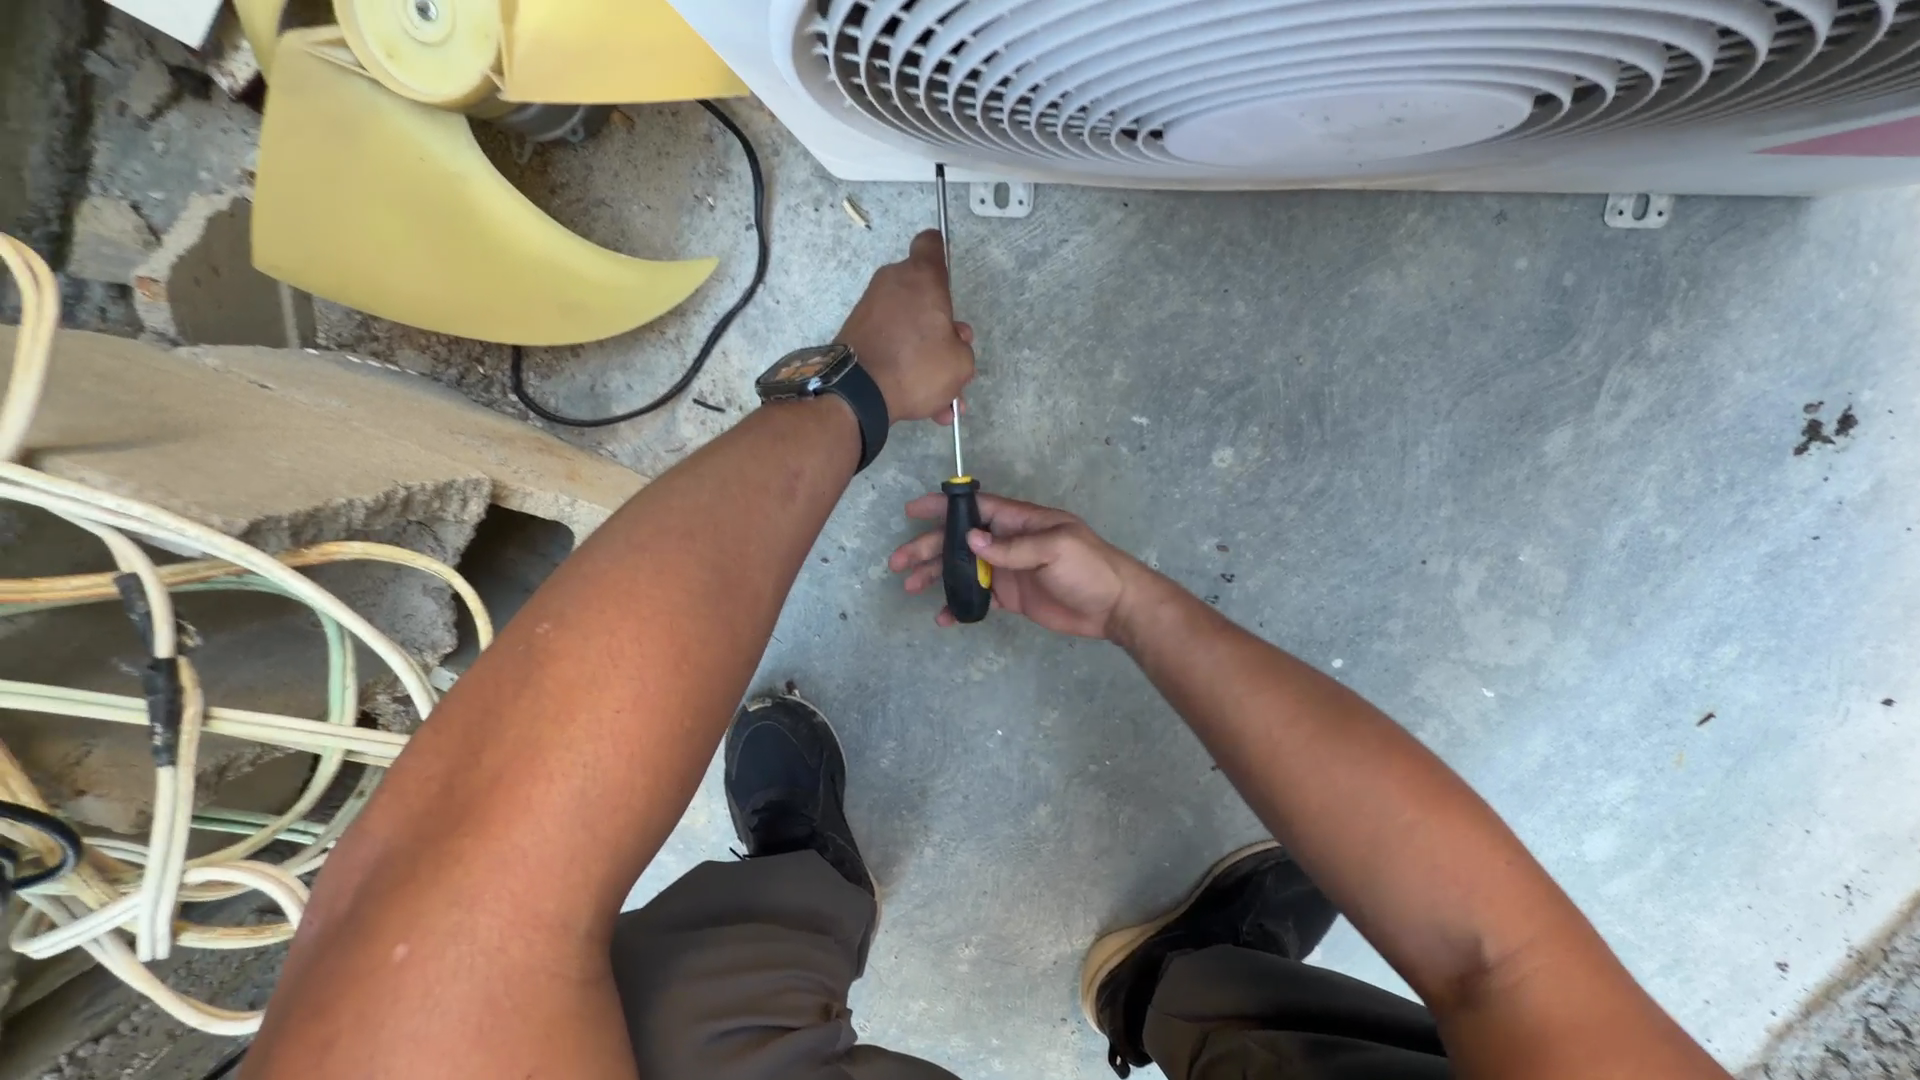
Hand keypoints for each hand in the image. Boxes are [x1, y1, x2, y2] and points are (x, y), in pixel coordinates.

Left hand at [836, 230, 975, 424]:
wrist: (856, 394)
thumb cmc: (916, 368)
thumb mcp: (960, 364)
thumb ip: (962, 348)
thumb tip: (951, 342)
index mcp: (922, 278)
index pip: (930, 244)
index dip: (941, 256)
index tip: (946, 276)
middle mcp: (892, 282)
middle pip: (921, 293)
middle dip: (938, 321)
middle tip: (950, 352)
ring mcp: (870, 306)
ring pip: (906, 321)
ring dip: (922, 348)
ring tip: (936, 387)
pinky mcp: (855, 331)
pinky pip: (889, 340)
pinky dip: (902, 360)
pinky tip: (917, 394)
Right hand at [888, 493, 1145, 637]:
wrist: (1115, 607)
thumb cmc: (1090, 568)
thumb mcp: (1055, 549)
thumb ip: (1012, 547)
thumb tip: (970, 540)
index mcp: (1019, 521)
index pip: (974, 508)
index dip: (942, 507)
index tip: (912, 511)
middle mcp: (1008, 542)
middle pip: (959, 541)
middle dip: (927, 549)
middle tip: (898, 563)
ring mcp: (1008, 570)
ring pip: (962, 569)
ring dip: (936, 575)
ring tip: (910, 586)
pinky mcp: (1011, 597)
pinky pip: (977, 598)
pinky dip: (959, 605)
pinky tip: (943, 616)